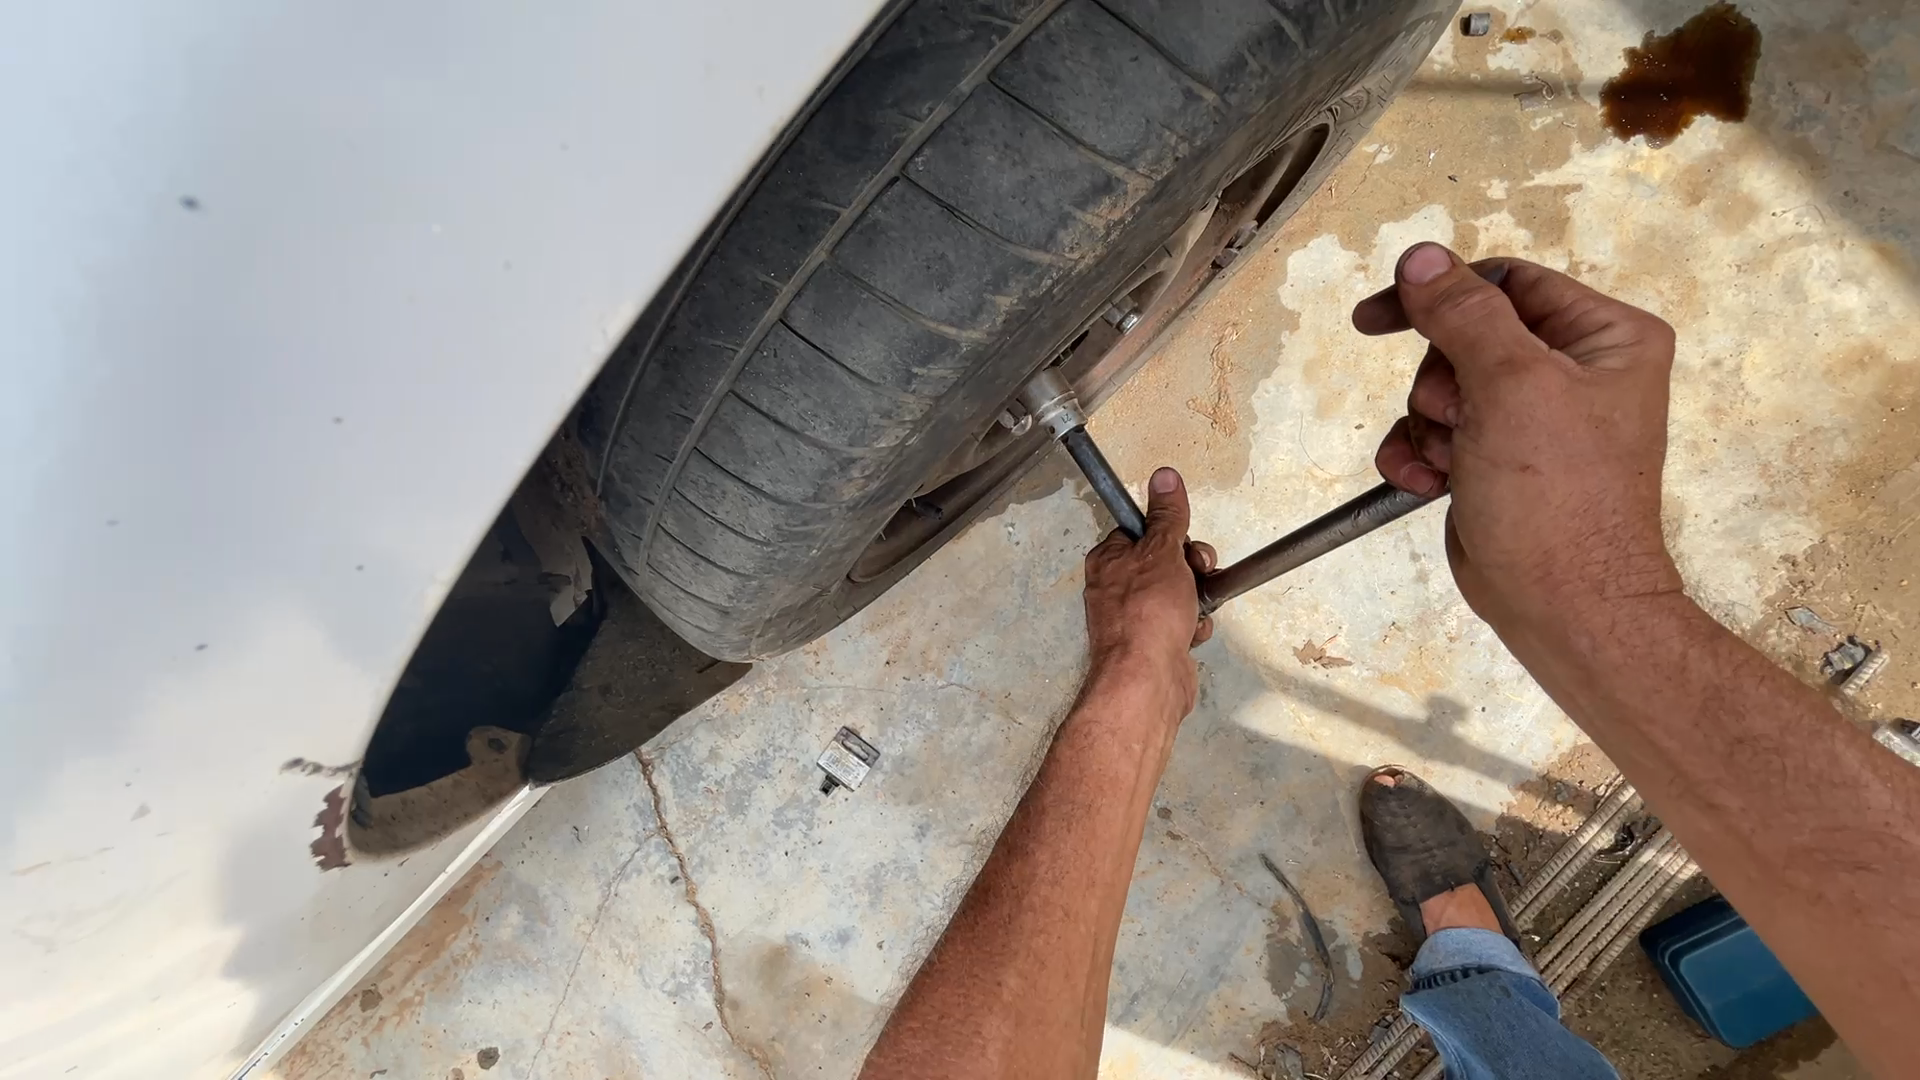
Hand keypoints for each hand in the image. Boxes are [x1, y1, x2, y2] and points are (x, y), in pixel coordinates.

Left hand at [1082, 467, 1214, 716]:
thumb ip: (1168, 516)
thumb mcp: (1162, 551)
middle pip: (1165, 561)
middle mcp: (1115, 586)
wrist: (1147, 678)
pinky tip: (1190, 634)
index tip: (1184, 544)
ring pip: (1178, 592)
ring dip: (1195, 598)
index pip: (1143, 531)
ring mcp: (1134, 616)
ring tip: (1193, 609)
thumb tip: (1165, 476)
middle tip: (1198, 573)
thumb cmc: (1148, 611)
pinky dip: (1192, 626)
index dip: (1169, 535)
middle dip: (1190, 568)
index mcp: (1109, 559)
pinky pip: (1180, 621)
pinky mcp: (1152, 641)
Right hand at [1355, 243, 1682, 641]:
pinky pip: (1429, 435)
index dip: (1437, 295)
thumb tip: (1418, 257)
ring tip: (1449, 464)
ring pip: (1435, 392)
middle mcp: (1566, 371)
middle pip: (1460, 342)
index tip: (1373, 318)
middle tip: (1455, 419)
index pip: (1504, 286)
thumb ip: (1463, 316)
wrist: (1556, 597)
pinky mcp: (1488, 458)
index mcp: (1601, 337)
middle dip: (1438, 385)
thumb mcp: (1511, 387)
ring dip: (1424, 428)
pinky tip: (1424, 485)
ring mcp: (1524, 418)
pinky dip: (1416, 458)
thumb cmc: (1553, 490)